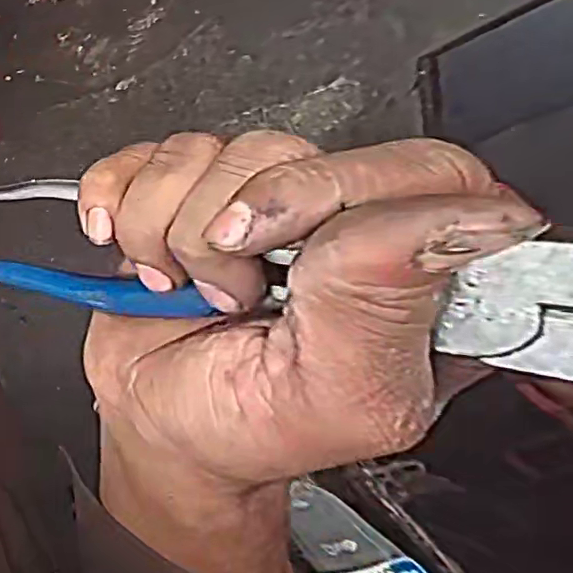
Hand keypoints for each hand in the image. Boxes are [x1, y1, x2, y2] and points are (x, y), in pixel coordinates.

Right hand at [75, 132, 545, 572]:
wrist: (157, 419)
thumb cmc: (247, 422)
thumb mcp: (333, 398)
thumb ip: (381, 309)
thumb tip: (464, 219)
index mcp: (402, 266)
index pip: (404, 167)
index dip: (315, 190)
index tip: (251, 249)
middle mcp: (322, 217)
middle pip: (270, 151)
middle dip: (212, 230)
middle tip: (221, 292)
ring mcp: (236, 199)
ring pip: (189, 153)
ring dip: (156, 228)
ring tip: (176, 282)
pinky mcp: (168, 193)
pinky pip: (131, 158)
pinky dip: (107, 200)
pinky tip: (118, 241)